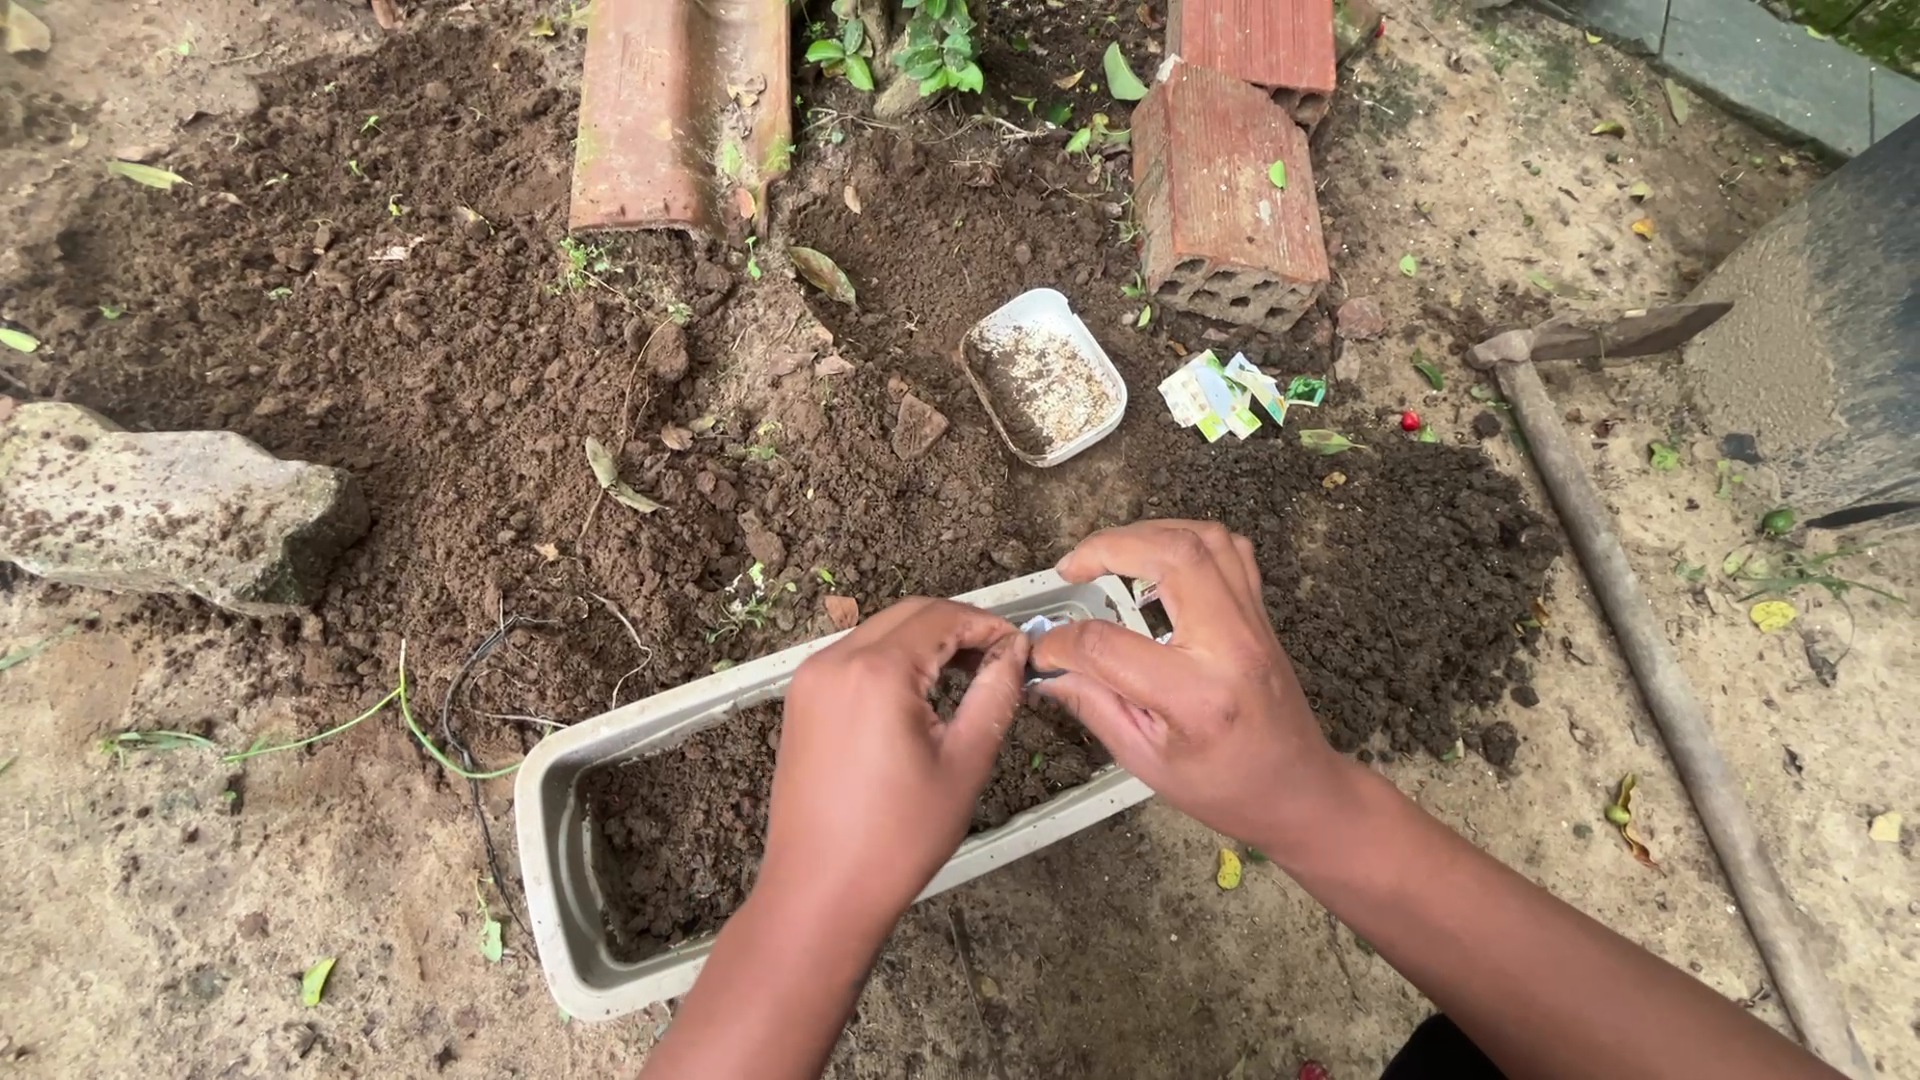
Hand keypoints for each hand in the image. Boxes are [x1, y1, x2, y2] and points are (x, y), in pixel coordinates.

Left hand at [760, 597, 1028, 930]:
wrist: (818, 893)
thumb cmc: (898, 837)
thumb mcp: (964, 763)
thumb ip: (995, 694)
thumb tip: (1014, 651)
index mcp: (876, 671)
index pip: (942, 616)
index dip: (986, 624)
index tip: (1018, 646)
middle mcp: (835, 660)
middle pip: (909, 613)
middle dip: (958, 626)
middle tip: (996, 659)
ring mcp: (811, 678)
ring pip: (880, 630)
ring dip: (925, 640)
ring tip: (965, 676)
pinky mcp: (802, 699)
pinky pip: (855, 656)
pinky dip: (893, 659)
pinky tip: (919, 692)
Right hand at [1032, 520, 1349, 850]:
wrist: (1299, 790)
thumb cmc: (1224, 787)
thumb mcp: (1144, 760)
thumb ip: (1091, 705)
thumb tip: (1046, 670)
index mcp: (1196, 696)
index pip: (1108, 645)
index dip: (1061, 643)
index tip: (1043, 649)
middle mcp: (1230, 645)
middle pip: (1170, 556)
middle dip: (1107, 548)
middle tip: (1071, 567)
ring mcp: (1252, 621)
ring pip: (1202, 538)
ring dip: (1145, 533)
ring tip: (1108, 554)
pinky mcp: (1259, 611)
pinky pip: (1229, 548)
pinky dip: (1184, 538)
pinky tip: (1155, 556)